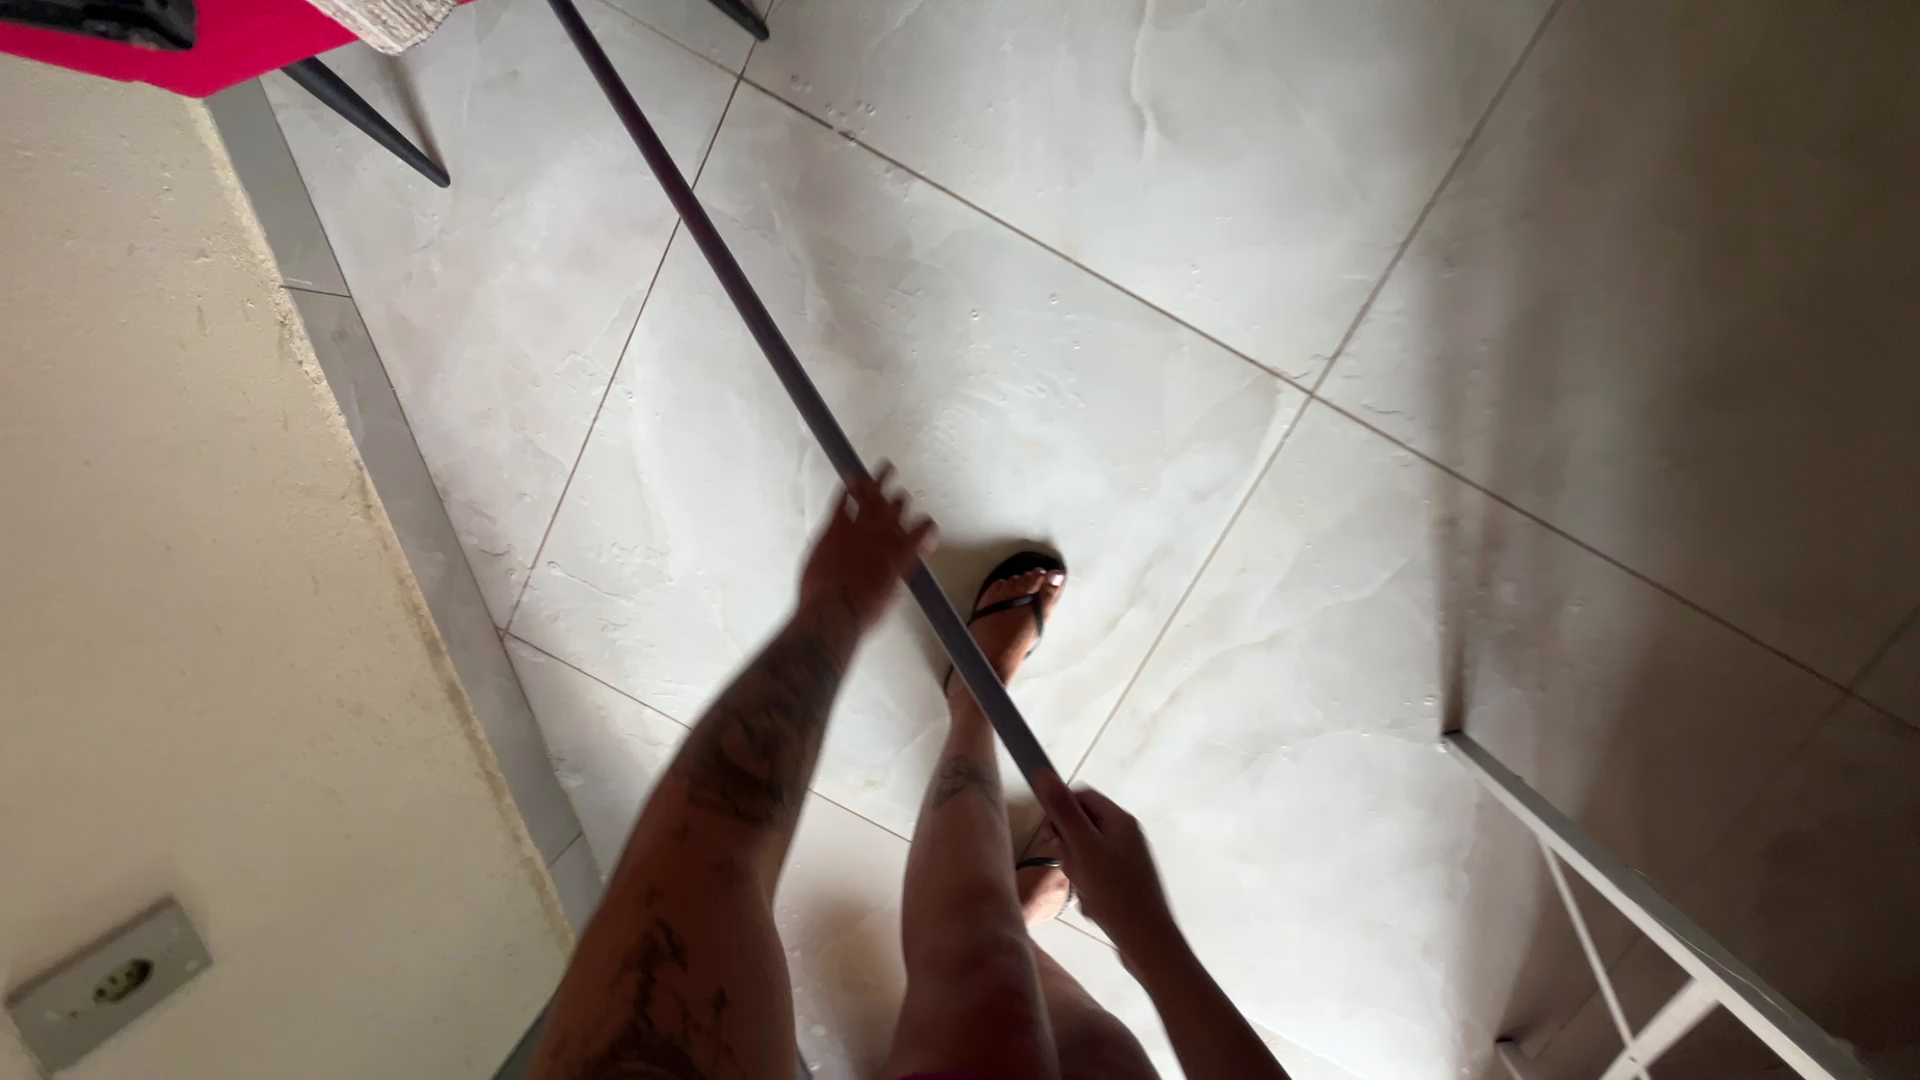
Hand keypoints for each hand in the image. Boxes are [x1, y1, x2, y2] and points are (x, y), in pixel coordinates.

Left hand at [798, 463, 937, 634]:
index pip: (924, 529)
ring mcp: (858, 528)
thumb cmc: (863, 612)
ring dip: (879, 481)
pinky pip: (841, 502)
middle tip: (901, 495)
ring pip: (873, 496)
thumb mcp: (890, 596)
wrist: (833, 612)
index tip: (926, 527)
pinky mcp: (834, 528)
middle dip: (901, 500)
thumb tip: (892, 572)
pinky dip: (846, 490)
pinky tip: (848, 480)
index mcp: (902, 553)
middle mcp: (884, 535)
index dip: (927, 527)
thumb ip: (894, 575)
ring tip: (884, 466)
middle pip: (898, 507)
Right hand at [1034, 772, 1176, 956]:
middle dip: (1068, 844)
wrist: (1149, 944)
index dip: (1060, 810)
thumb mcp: (1084, 848)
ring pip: (1087, 851)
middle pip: (1083, 824)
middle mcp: (1126, 834)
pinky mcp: (1127, 882)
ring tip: (1082, 888)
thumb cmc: (1115, 892)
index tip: (1048, 836)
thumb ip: (1063, 811)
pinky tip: (1092, 903)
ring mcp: (1128, 859)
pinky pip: (1097, 873)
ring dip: (1077, 868)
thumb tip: (1043, 773)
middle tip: (1068, 865)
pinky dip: (1088, 885)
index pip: (1082, 796)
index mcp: (1119, 820)